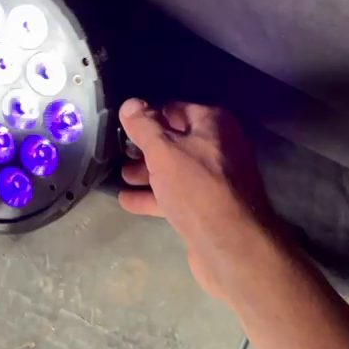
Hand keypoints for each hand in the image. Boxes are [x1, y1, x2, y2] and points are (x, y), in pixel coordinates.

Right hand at [117, 99, 285, 301]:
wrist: (230, 245)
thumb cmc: (197, 187)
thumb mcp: (164, 151)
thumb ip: (145, 127)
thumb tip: (130, 103)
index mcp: (214, 124)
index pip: (174, 109)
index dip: (148, 118)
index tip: (123, 129)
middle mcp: (220, 146)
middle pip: (175, 141)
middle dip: (146, 149)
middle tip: (118, 155)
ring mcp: (216, 179)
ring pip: (175, 170)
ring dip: (148, 173)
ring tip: (120, 177)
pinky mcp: (209, 207)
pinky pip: (178, 195)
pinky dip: (155, 196)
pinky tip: (128, 201)